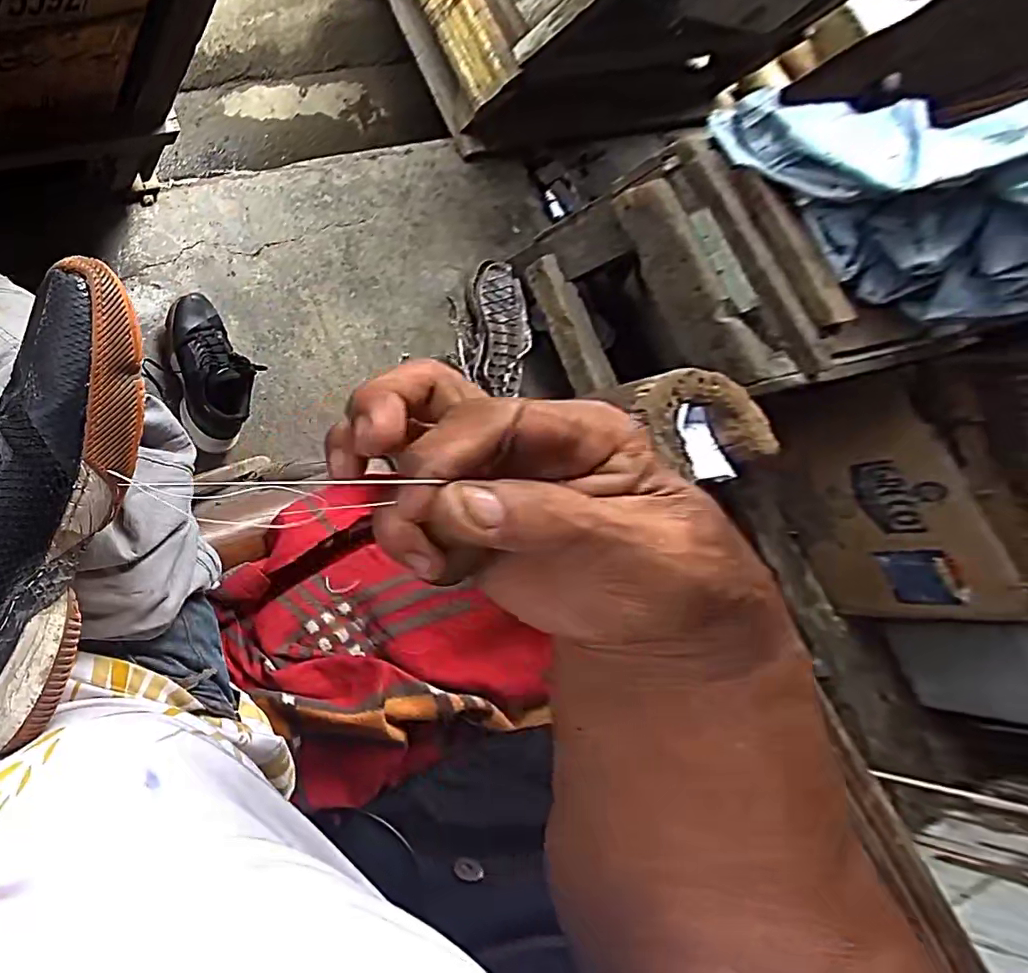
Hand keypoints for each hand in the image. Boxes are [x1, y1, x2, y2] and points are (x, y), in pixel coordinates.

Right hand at [326, 361, 786, 666]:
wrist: (655, 635)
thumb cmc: (668, 581)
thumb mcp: (636, 546)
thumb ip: (546, 517)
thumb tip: (451, 504)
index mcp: (566, 429)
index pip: (481, 416)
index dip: (440, 453)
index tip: (423, 506)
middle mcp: (506, 439)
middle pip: (421, 391)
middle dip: (376, 413)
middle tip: (359, 452)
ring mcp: (468, 475)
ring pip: (392, 439)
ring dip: (367, 475)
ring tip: (395, 534)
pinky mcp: (444, 515)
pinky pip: (390, 503)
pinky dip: (388, 528)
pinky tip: (423, 562)